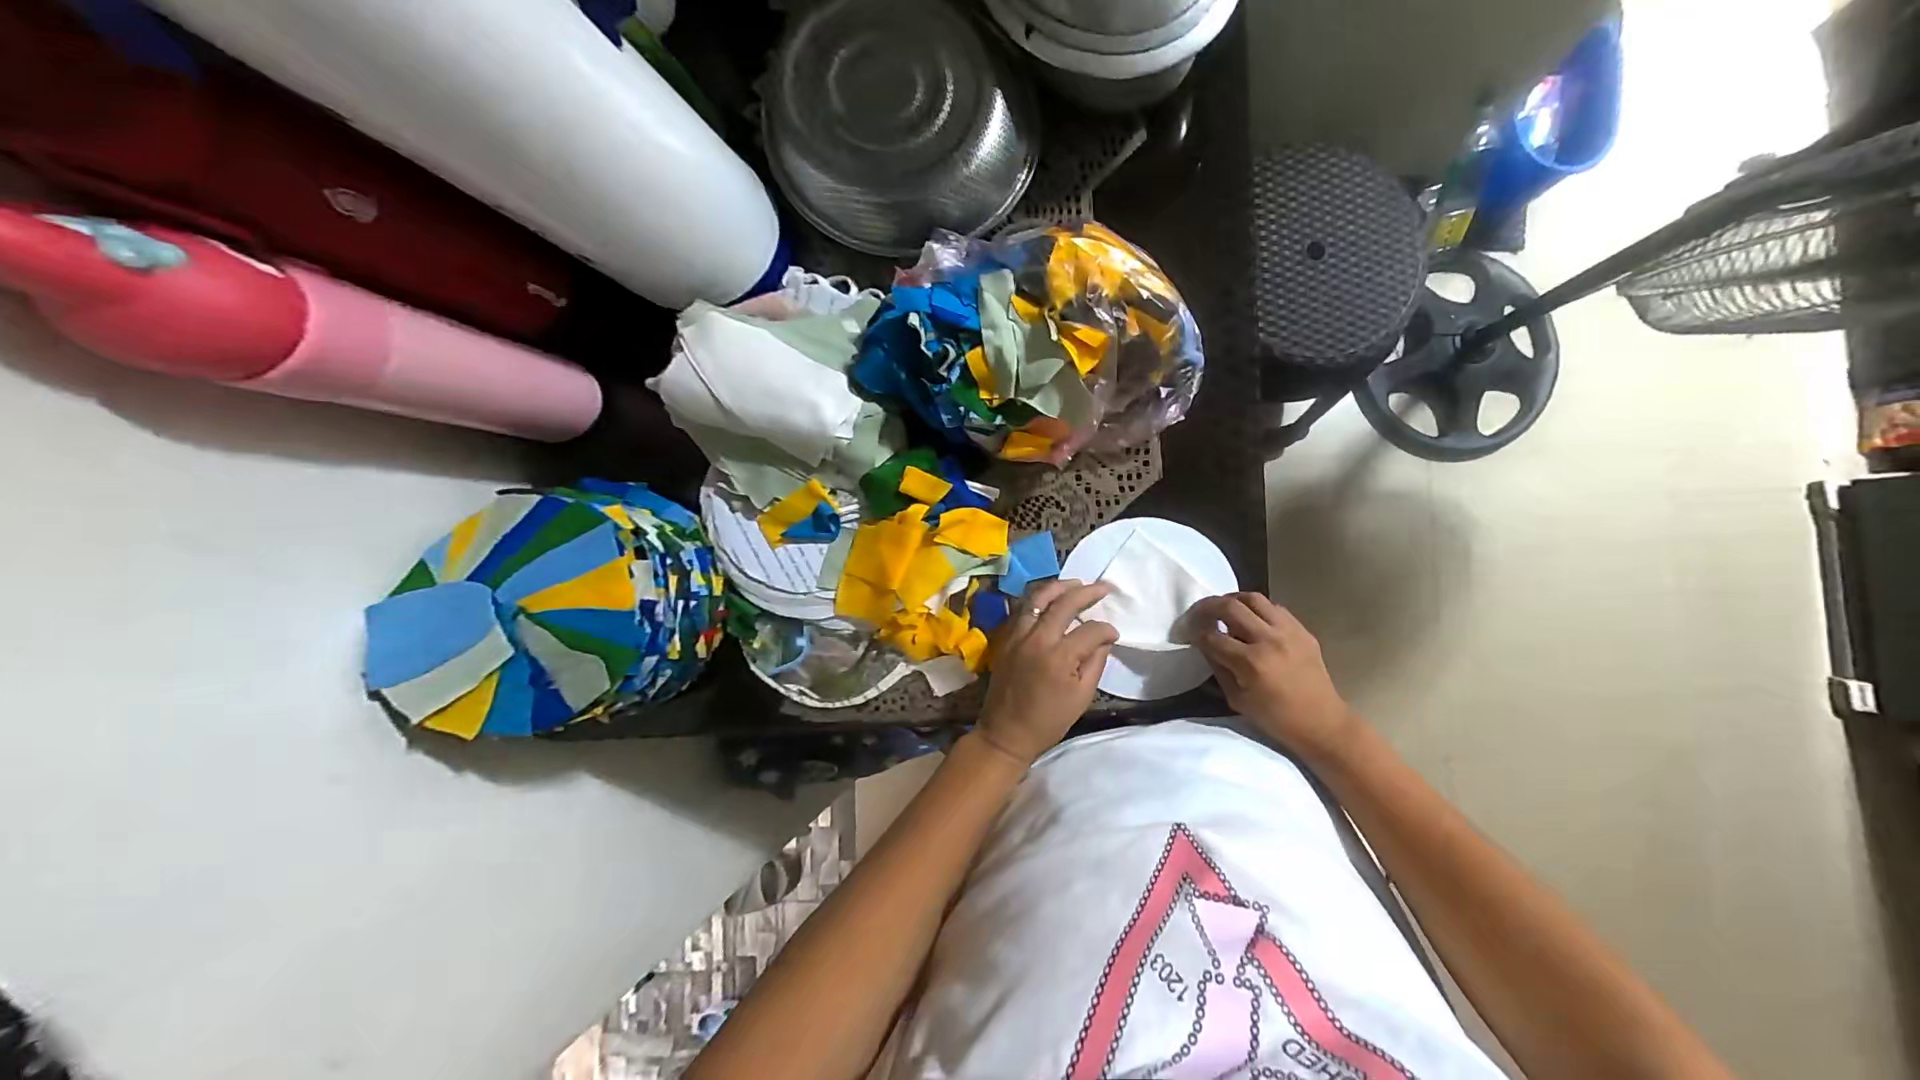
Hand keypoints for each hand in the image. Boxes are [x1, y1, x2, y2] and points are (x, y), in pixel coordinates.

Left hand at [975, 579, 1119, 766]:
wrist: (1005, 733)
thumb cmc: (1048, 721)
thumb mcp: (1082, 697)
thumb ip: (1095, 663)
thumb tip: (1104, 640)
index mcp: (1059, 657)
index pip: (1090, 630)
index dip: (1107, 630)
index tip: (1114, 634)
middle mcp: (1037, 638)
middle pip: (1064, 603)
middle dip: (1087, 592)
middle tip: (1104, 587)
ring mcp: (1017, 635)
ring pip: (1037, 598)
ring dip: (1059, 587)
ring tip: (1076, 583)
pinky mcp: (1005, 638)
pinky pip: (1022, 609)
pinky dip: (1038, 600)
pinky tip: (1050, 599)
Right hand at [1192, 593, 1359, 761]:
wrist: (1322, 723)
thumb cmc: (1276, 718)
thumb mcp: (1237, 699)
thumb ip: (1218, 668)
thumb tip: (1204, 645)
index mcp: (1251, 663)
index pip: (1212, 636)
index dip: (1194, 631)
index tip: (1186, 630)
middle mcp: (1269, 640)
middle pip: (1230, 607)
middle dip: (1207, 607)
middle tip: (1197, 613)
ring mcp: (1289, 632)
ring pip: (1253, 598)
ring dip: (1231, 600)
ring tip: (1221, 608)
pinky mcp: (1302, 630)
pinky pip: (1274, 607)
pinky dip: (1256, 608)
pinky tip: (1249, 618)